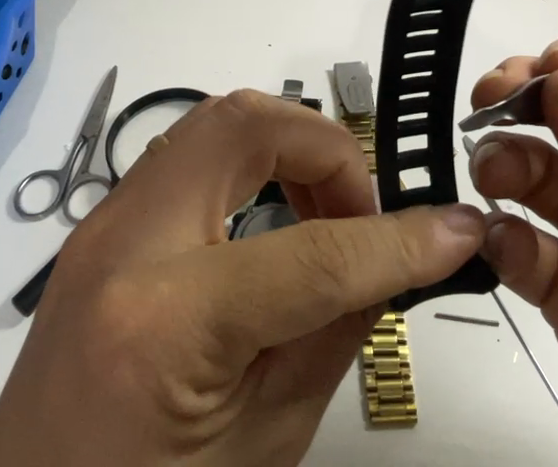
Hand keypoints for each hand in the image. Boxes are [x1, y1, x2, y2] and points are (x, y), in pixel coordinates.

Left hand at [0, 90, 484, 466]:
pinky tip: (275, 221)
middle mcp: (122, 244)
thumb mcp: (263, 439)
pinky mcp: (101, 225)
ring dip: (287, 147)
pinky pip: (188, 155)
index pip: (309, 254)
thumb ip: (333, 331)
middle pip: (244, 126)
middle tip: (362, 214)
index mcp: (162, 320)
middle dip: (327, 149)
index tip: (455, 228)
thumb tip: (395, 255)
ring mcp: (102, 225)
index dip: (397, 239)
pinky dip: (250, 162)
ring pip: (213, 122)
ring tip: (324, 215)